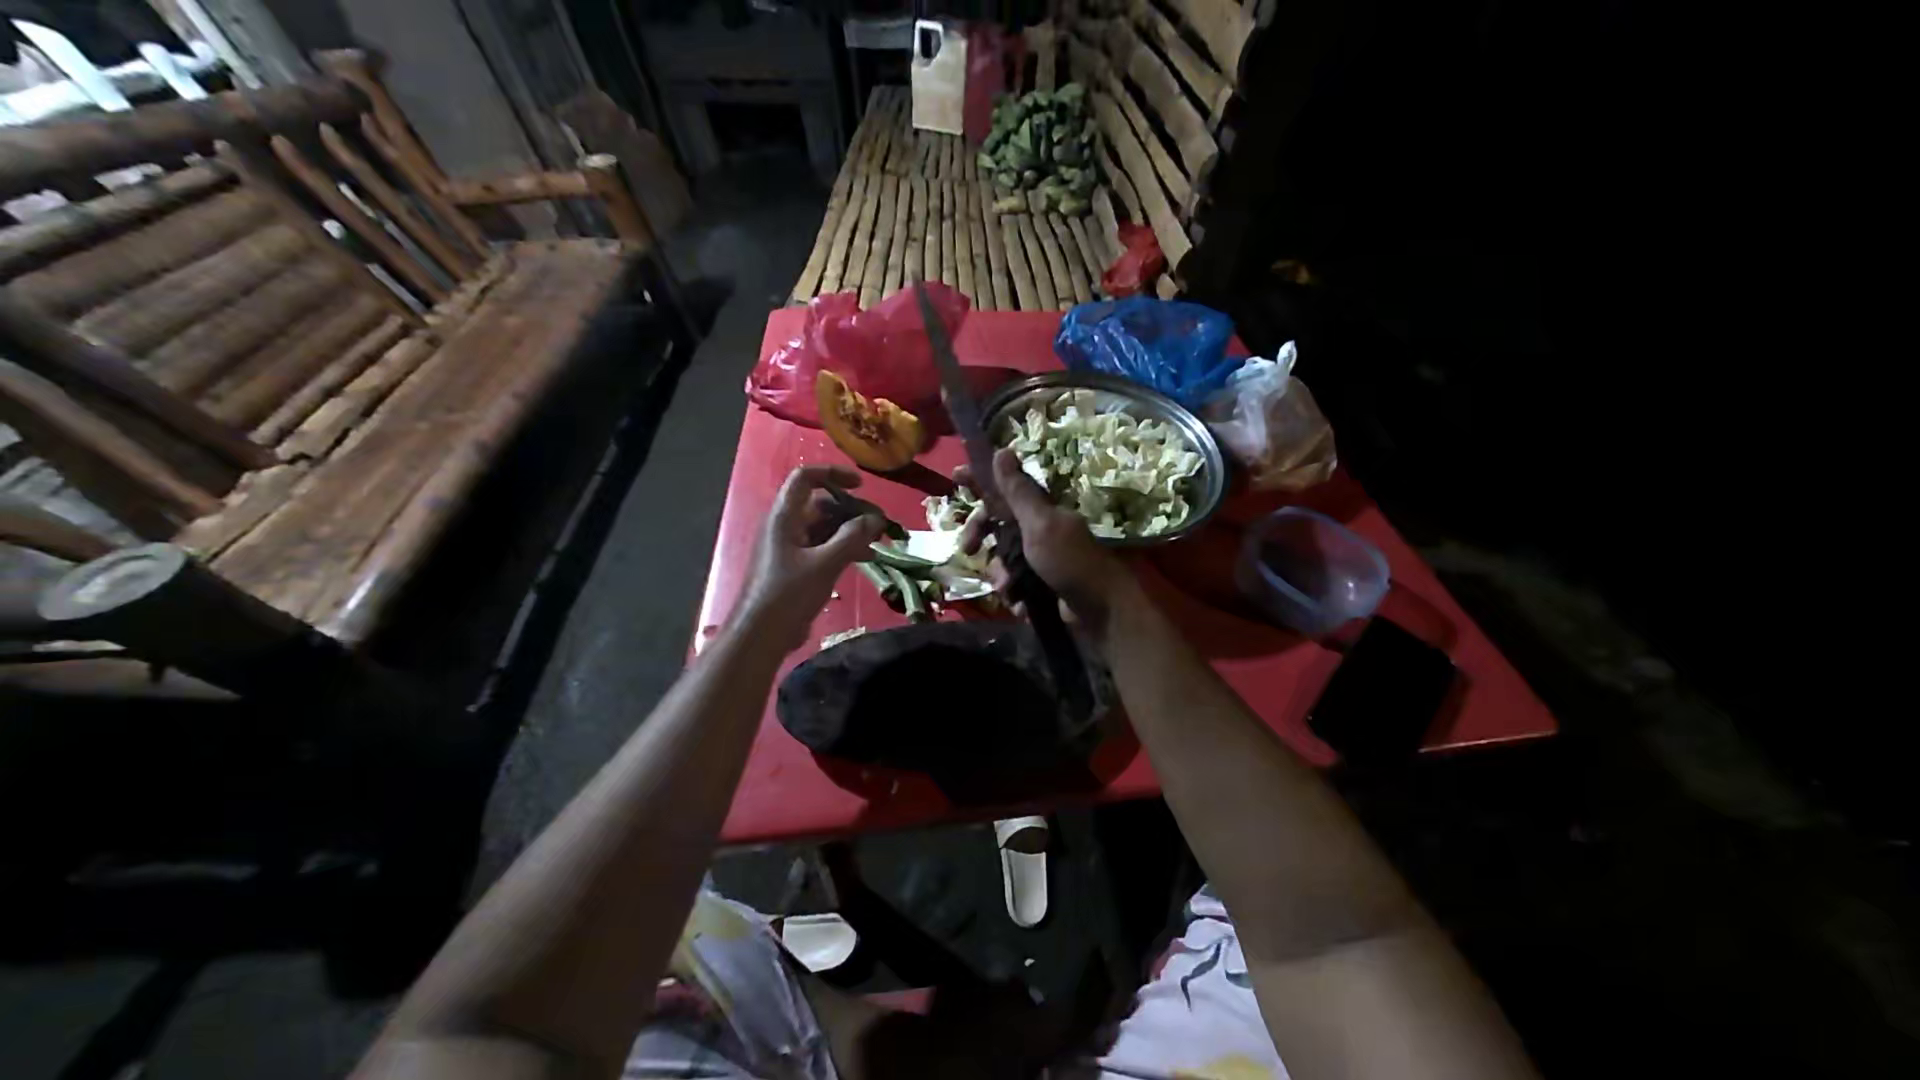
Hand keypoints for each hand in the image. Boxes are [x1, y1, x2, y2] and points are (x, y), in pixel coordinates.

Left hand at [737, 465, 886, 646]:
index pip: (805, 478)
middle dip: (850, 509)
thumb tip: (875, 518)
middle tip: (878, 522)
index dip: (833, 474)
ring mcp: (789, 547)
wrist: (761, 634)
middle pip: (819, 503)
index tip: (861, 485)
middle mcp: (785, 526)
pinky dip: (843, 548)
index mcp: (784, 517)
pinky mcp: (796, 566)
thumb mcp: (825, 564)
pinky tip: (865, 558)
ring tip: (877, 542)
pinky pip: (822, 547)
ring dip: (850, 530)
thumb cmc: (788, 594)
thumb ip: (851, 538)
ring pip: (824, 527)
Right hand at [957, 449, 1130, 630]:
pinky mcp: (1038, 586)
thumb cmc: (1070, 561)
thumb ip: (1018, 491)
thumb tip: (1002, 449)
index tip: (956, 476)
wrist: (1098, 611)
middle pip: (995, 523)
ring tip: (1008, 588)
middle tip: (967, 549)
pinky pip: (1013, 586)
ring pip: (1000, 559)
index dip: (981, 479)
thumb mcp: (1040, 523)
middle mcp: (1037, 529)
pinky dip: (1014, 596)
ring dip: (1000, 575)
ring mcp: (1038, 559)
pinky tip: (1021, 604)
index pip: (1005, 487)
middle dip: (978, 535)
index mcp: (1040, 510)